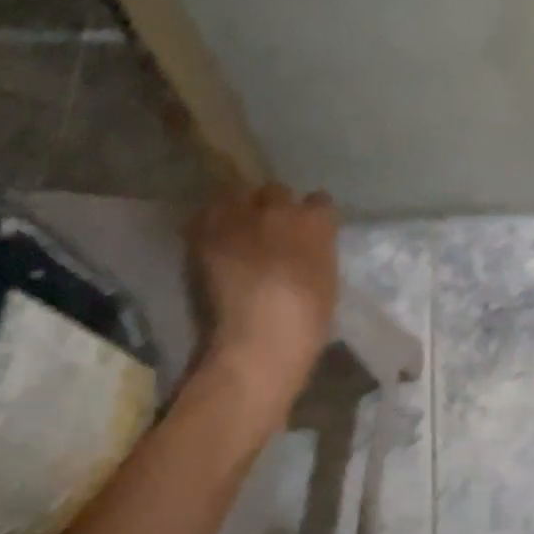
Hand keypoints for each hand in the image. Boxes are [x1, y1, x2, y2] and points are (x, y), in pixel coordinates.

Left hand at [187, 183, 338, 415]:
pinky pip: (208, 214)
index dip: (313, 215)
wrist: (258, 343)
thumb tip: (307, 249)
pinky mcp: (206, 234)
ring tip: (238, 229)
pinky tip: (215, 240)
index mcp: (317, 222)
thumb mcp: (327, 280)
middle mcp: (279, 209)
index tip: (310, 230)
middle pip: (277, 191)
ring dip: (241, 208)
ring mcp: (240, 219)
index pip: (320, 201)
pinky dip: (212, 222)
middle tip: (272, 229)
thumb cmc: (307, 322)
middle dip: (275, 206)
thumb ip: (317, 253)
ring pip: (239, 195)